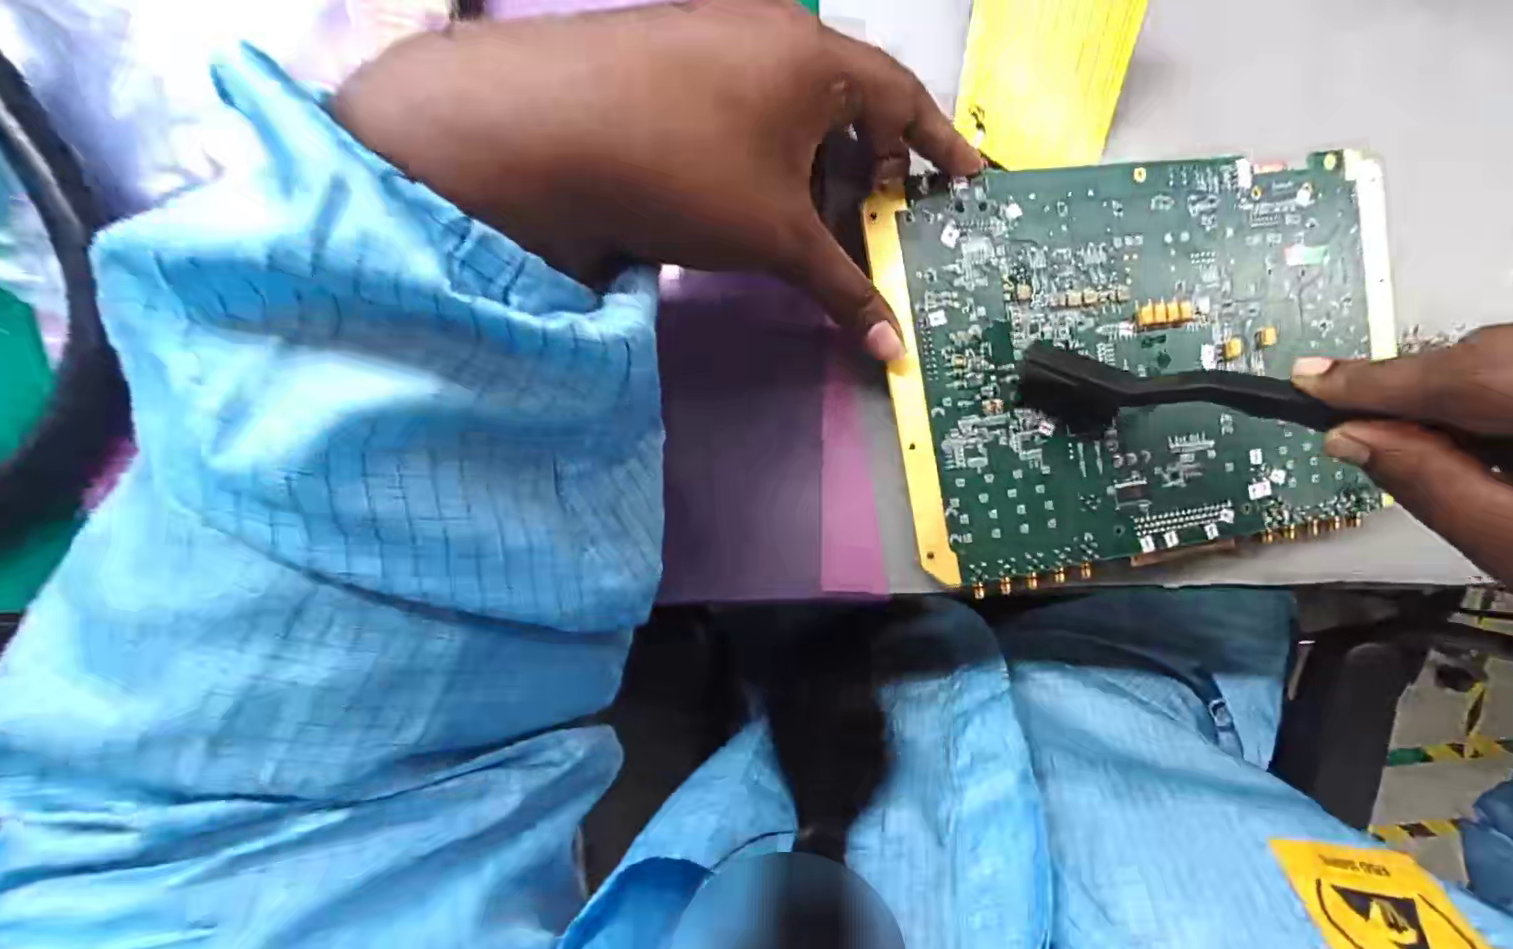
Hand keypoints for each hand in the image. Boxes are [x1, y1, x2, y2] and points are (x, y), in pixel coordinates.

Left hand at [329, 0, 980, 363]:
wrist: (543, 131)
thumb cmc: (689, 171)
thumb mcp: (779, 239)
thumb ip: (844, 291)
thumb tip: (893, 352)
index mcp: (816, 58)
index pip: (906, 96)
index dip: (943, 144)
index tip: (969, 179)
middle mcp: (773, 32)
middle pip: (853, 99)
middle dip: (880, 158)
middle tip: (890, 208)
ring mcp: (718, 38)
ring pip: (798, 107)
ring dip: (823, 163)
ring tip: (823, 215)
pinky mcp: (675, 61)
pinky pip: (752, 108)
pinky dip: (775, 154)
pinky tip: (759, 194)